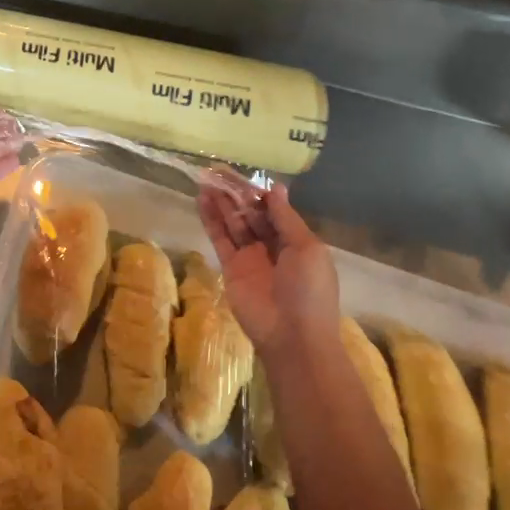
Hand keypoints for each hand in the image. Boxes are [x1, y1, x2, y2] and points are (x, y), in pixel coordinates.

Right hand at [197, 174, 338, 356]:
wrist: (292, 336)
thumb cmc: (308, 290)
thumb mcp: (307, 249)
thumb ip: (287, 218)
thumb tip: (276, 189)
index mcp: (297, 243)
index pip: (275, 211)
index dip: (260, 194)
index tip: (243, 175)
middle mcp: (273, 247)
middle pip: (252, 215)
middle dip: (237, 195)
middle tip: (218, 173)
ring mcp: (250, 258)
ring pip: (233, 223)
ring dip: (221, 203)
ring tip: (205, 181)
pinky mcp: (231, 268)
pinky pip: (219, 238)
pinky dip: (210, 219)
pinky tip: (201, 200)